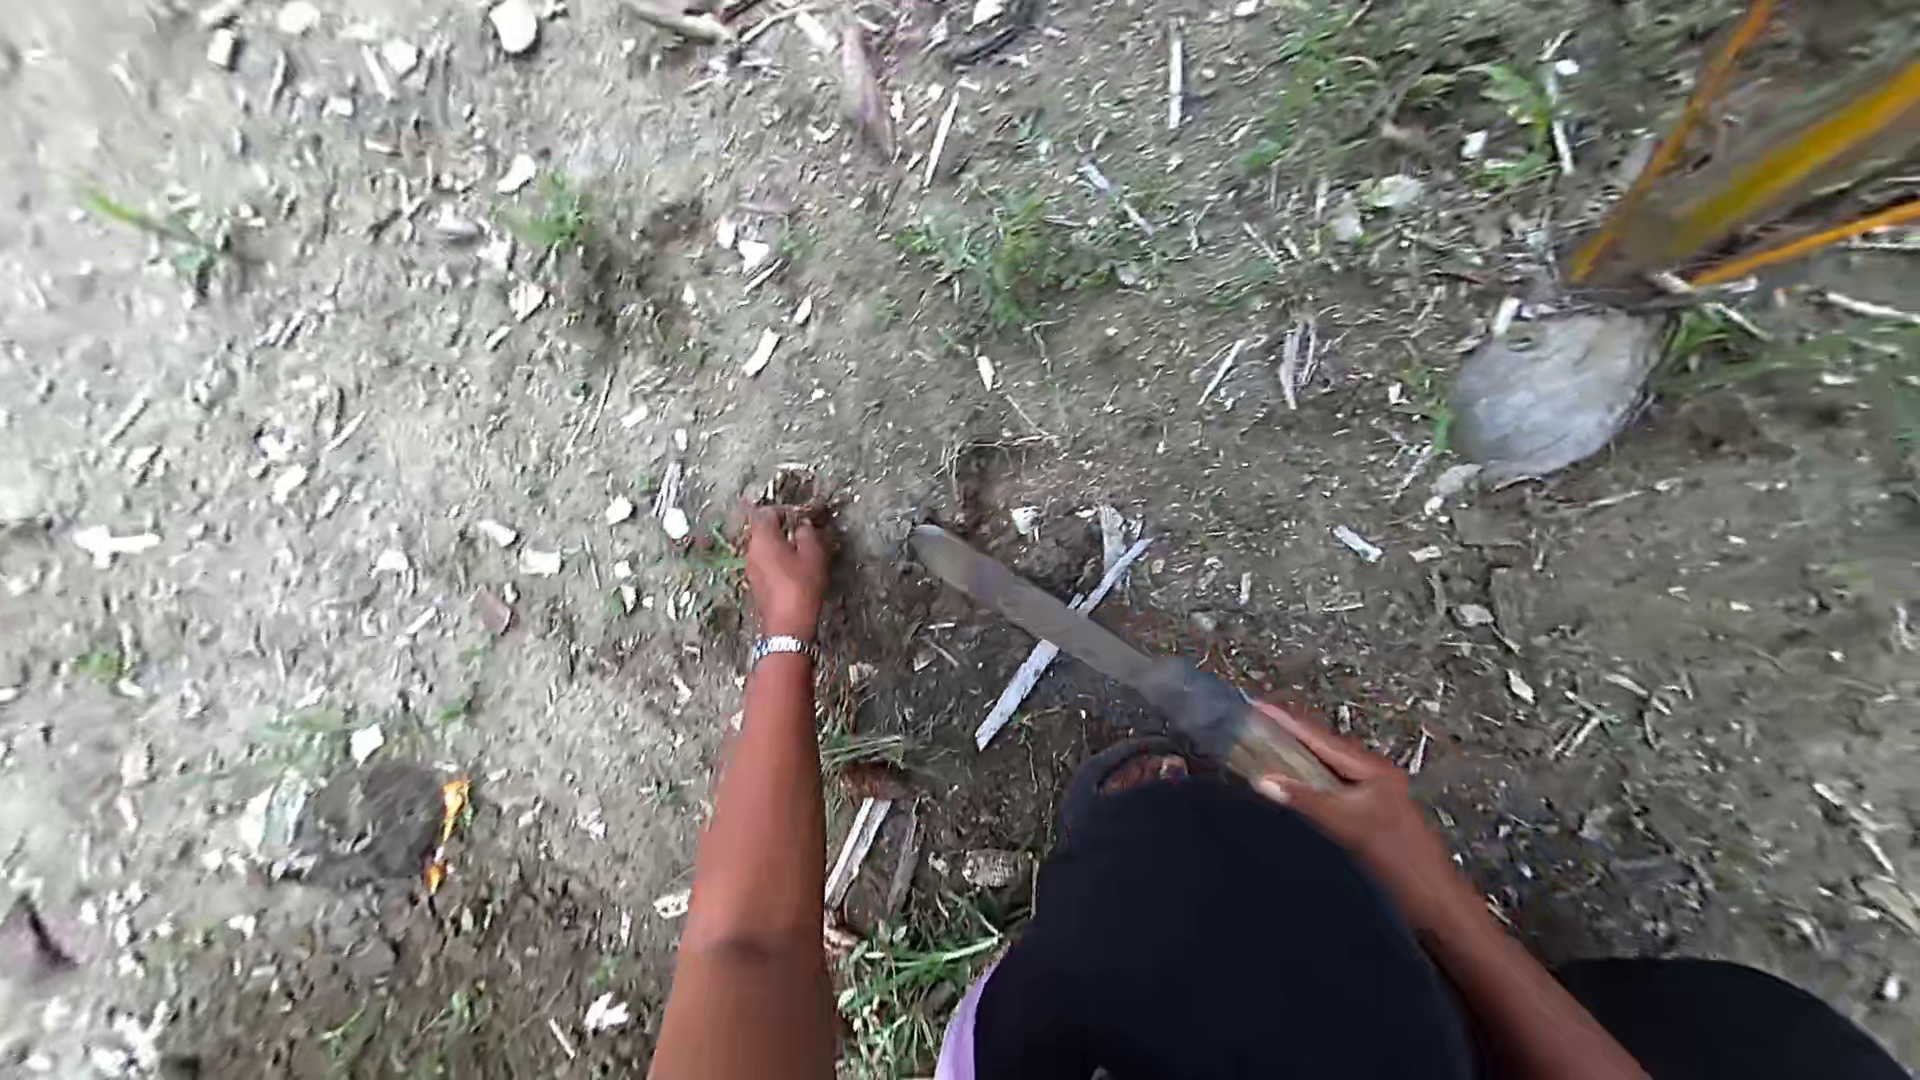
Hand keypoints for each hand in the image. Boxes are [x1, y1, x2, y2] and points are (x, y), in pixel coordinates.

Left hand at [743, 505, 831, 640]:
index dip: (785, 511)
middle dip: (784, 527)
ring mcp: (751, 567)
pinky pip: (766, 561)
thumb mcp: (813, 554)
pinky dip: (779, 559)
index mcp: (762, 538)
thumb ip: (808, 533)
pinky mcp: (756, 582)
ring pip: (765, 546)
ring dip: (782, 544)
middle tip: (805, 532)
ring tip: (804, 551)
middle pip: (763, 529)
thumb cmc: (801, 586)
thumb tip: (803, 526)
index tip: (802, 517)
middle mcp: (752, 550)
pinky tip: (797, 568)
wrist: (788, 624)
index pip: (766, 512)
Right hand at [1250, 703, 1478, 934]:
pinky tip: (1284, 784)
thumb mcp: (1349, 827)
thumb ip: (1305, 800)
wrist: (1439, 912)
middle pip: (1320, 747)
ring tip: (1260, 748)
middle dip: (1286, 735)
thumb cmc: (1401, 864)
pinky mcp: (1364, 816)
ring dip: (1293, 757)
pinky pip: (1324, 786)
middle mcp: (1371, 776)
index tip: (1255, 706)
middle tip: (1251, 725)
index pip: (1319, 736)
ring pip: (1322, 767)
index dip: (1286, 721)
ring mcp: (1370, 796)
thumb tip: (1262, 779)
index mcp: (1372, 769)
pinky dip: (1301, 780)